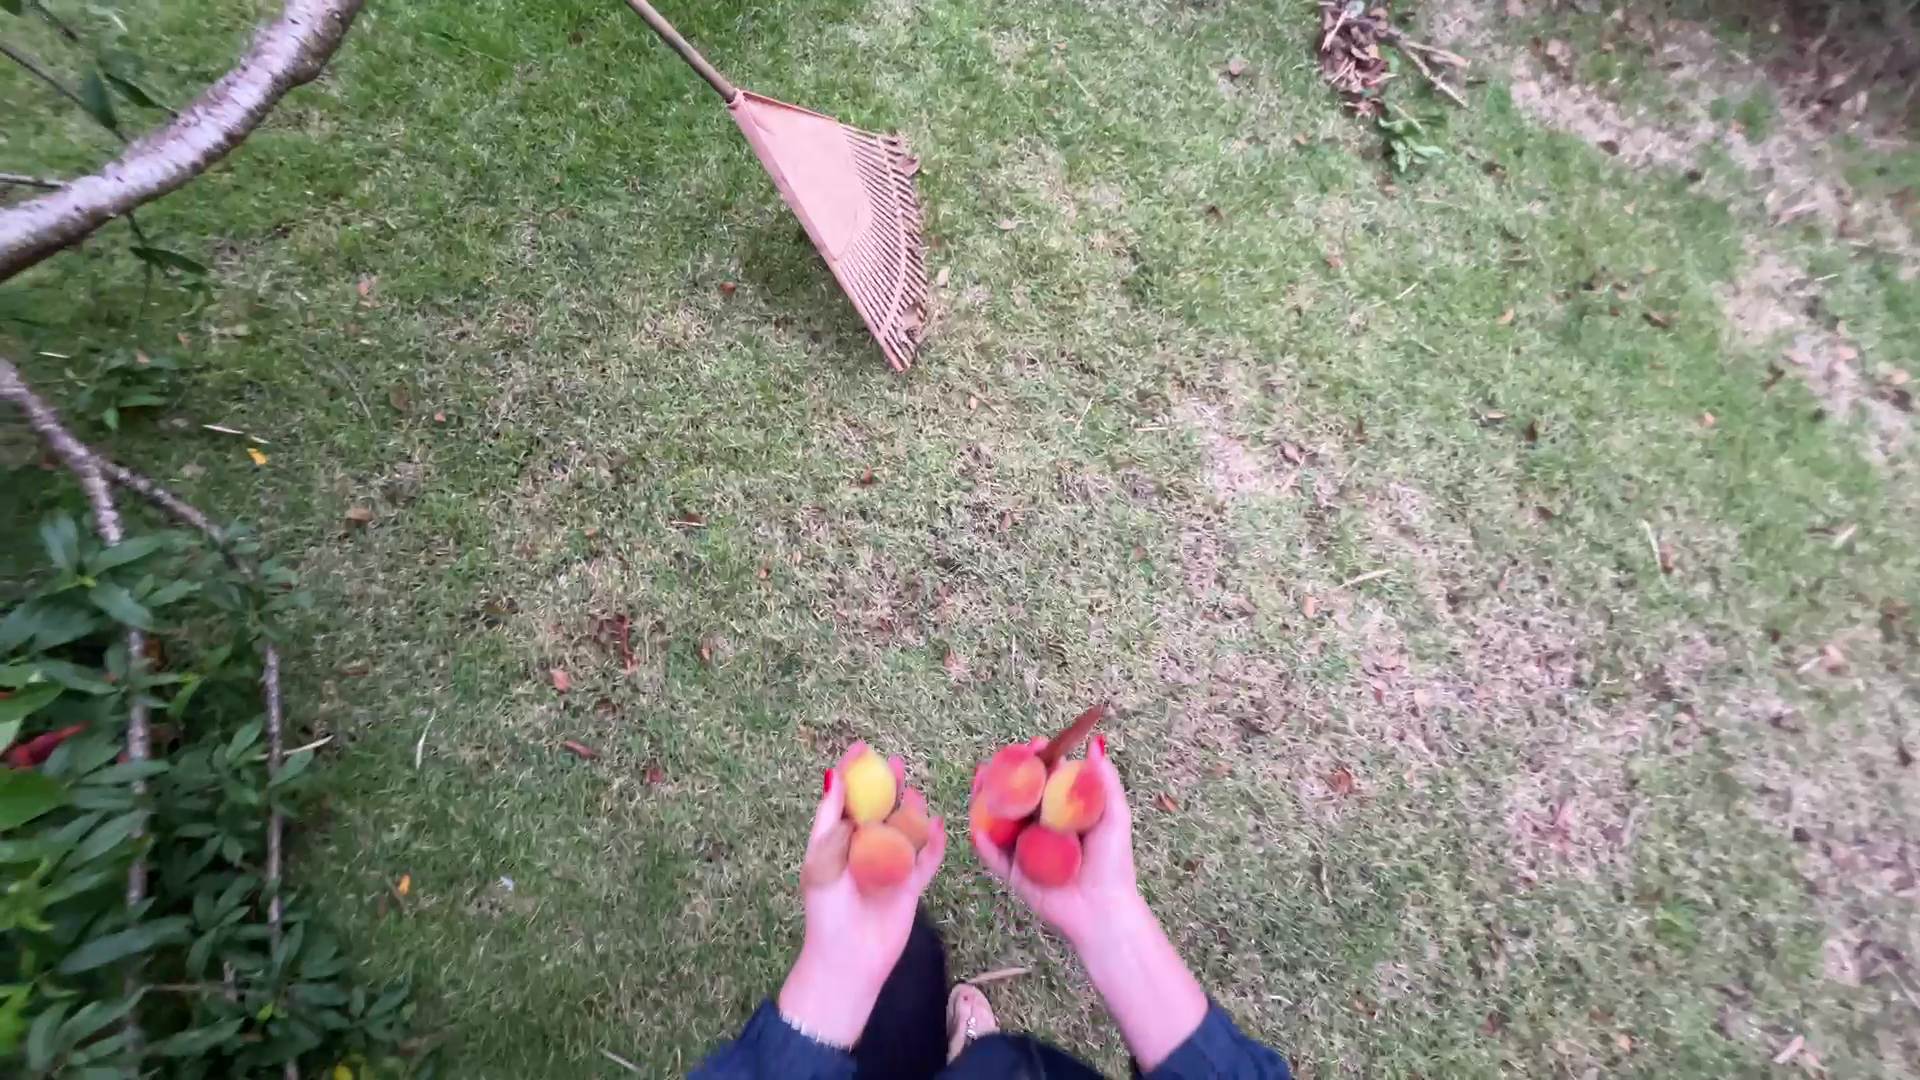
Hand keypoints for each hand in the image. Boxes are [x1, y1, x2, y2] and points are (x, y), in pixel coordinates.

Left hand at [778, 743, 946, 1046]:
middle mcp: (864, 850)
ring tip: (912, 796)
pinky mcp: (910, 886)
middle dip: (888, 784)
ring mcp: (889, 867)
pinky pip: (926, 859)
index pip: (846, 798)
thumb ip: (830, 819)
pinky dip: (932, 843)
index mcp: (838, 841)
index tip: (862, 747)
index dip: (853, 771)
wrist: (848, 963)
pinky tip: (936, 825)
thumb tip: (832, 775)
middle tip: (897, 763)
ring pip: (905, 829)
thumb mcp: (821, 861)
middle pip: (880, 808)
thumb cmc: (826, 912)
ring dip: (910, 810)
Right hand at [969, 735, 1138, 949]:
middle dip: (1003, 774)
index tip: (1035, 744)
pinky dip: (983, 843)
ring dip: (985, 799)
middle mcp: (1039, 827)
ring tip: (979, 780)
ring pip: (998, 821)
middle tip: (997, 759)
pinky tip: (976, 826)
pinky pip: (994, 857)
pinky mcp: (1015, 874)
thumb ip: (1105, 781)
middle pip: (1015, 795)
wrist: (1105, 909)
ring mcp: (1024, 850)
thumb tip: (1095, 743)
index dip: (1036, 760)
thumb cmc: (1113, 862)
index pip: (1044, 779)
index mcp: (1062, 812)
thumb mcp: (1115, 815)